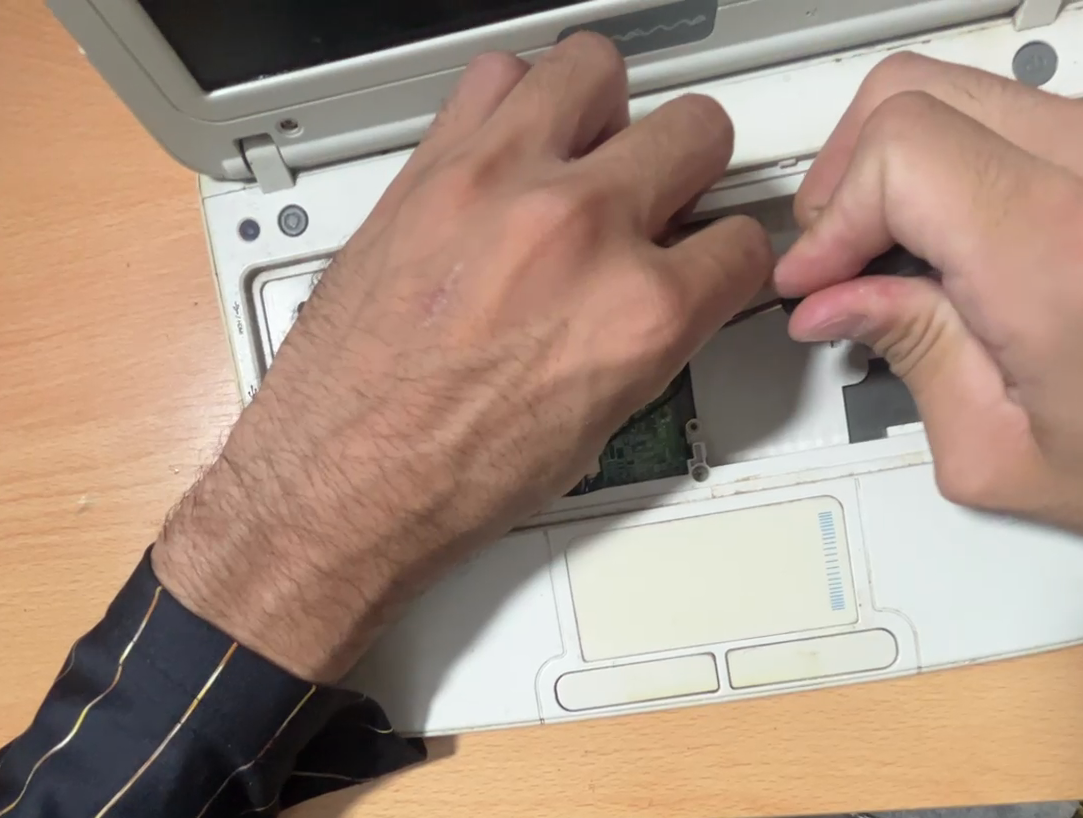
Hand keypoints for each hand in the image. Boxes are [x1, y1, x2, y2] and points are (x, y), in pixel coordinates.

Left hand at [154, 35, 769, 679]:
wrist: (342, 484)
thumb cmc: (450, 482)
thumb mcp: (590, 432)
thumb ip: (643, 343)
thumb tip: (659, 298)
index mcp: (636, 316)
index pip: (740, 244)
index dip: (728, 260)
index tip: (708, 261)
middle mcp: (577, 234)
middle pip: (696, 133)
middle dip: (689, 176)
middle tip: (657, 206)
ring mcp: (499, 188)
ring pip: (599, 69)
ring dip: (607, 116)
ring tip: (583, 163)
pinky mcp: (429, 172)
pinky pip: (495, 77)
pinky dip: (514, 106)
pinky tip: (508, 158)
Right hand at [774, 54, 1082, 629]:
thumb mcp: (996, 451)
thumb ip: (908, 353)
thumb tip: (829, 303)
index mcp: (1062, 259)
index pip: (901, 153)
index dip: (828, 217)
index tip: (812, 285)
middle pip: (915, 92)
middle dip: (842, 176)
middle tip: (828, 261)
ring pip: (958, 92)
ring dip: (889, 168)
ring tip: (873, 258)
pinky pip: (1009, 120)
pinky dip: (944, 169)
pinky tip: (936, 247)